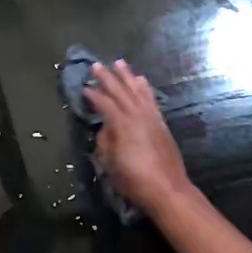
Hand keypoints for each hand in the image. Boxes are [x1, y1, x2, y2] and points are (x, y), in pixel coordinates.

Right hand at [82, 59, 192, 213]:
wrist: (167, 189)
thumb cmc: (134, 180)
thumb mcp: (110, 163)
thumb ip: (105, 141)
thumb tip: (105, 127)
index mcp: (121, 124)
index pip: (104, 103)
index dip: (93, 95)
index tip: (84, 87)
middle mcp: (137, 115)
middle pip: (120, 91)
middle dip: (107, 78)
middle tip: (96, 65)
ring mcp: (151, 117)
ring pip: (137, 90)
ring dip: (127, 76)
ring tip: (119, 63)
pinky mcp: (161, 122)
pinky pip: (151, 98)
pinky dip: (144, 87)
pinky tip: (141, 81)